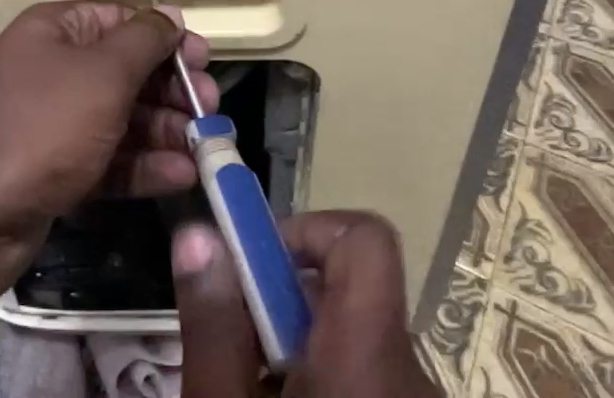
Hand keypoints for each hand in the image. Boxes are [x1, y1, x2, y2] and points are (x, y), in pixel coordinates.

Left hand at [0, 1, 216, 302]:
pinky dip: (141, 167)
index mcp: (55, 32)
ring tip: (205, 150)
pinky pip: (105, 161)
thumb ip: (144, 42)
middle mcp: (51, 71)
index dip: (165, 40)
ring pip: (119, 120)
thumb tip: (172, 16)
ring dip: (164, 133)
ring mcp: (50, 126)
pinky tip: (179, 177)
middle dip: (170, 91)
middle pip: (124, 72)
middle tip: (209, 112)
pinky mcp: (52, 174)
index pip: (121, 22)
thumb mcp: (101, 74)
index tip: (204, 63)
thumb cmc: (37, 128)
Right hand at [172, 211, 440, 397]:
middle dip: (284, 297)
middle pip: (351, 286)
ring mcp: (415, 397)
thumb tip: (198, 232)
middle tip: (236, 344)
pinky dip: (327, 373)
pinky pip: (372, 372)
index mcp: (370, 352)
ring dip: (300, 341)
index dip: (306, 232)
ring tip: (254, 386)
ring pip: (356, 333)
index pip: (365, 237)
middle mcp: (410, 368)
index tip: (252, 271)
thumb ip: (213, 323)